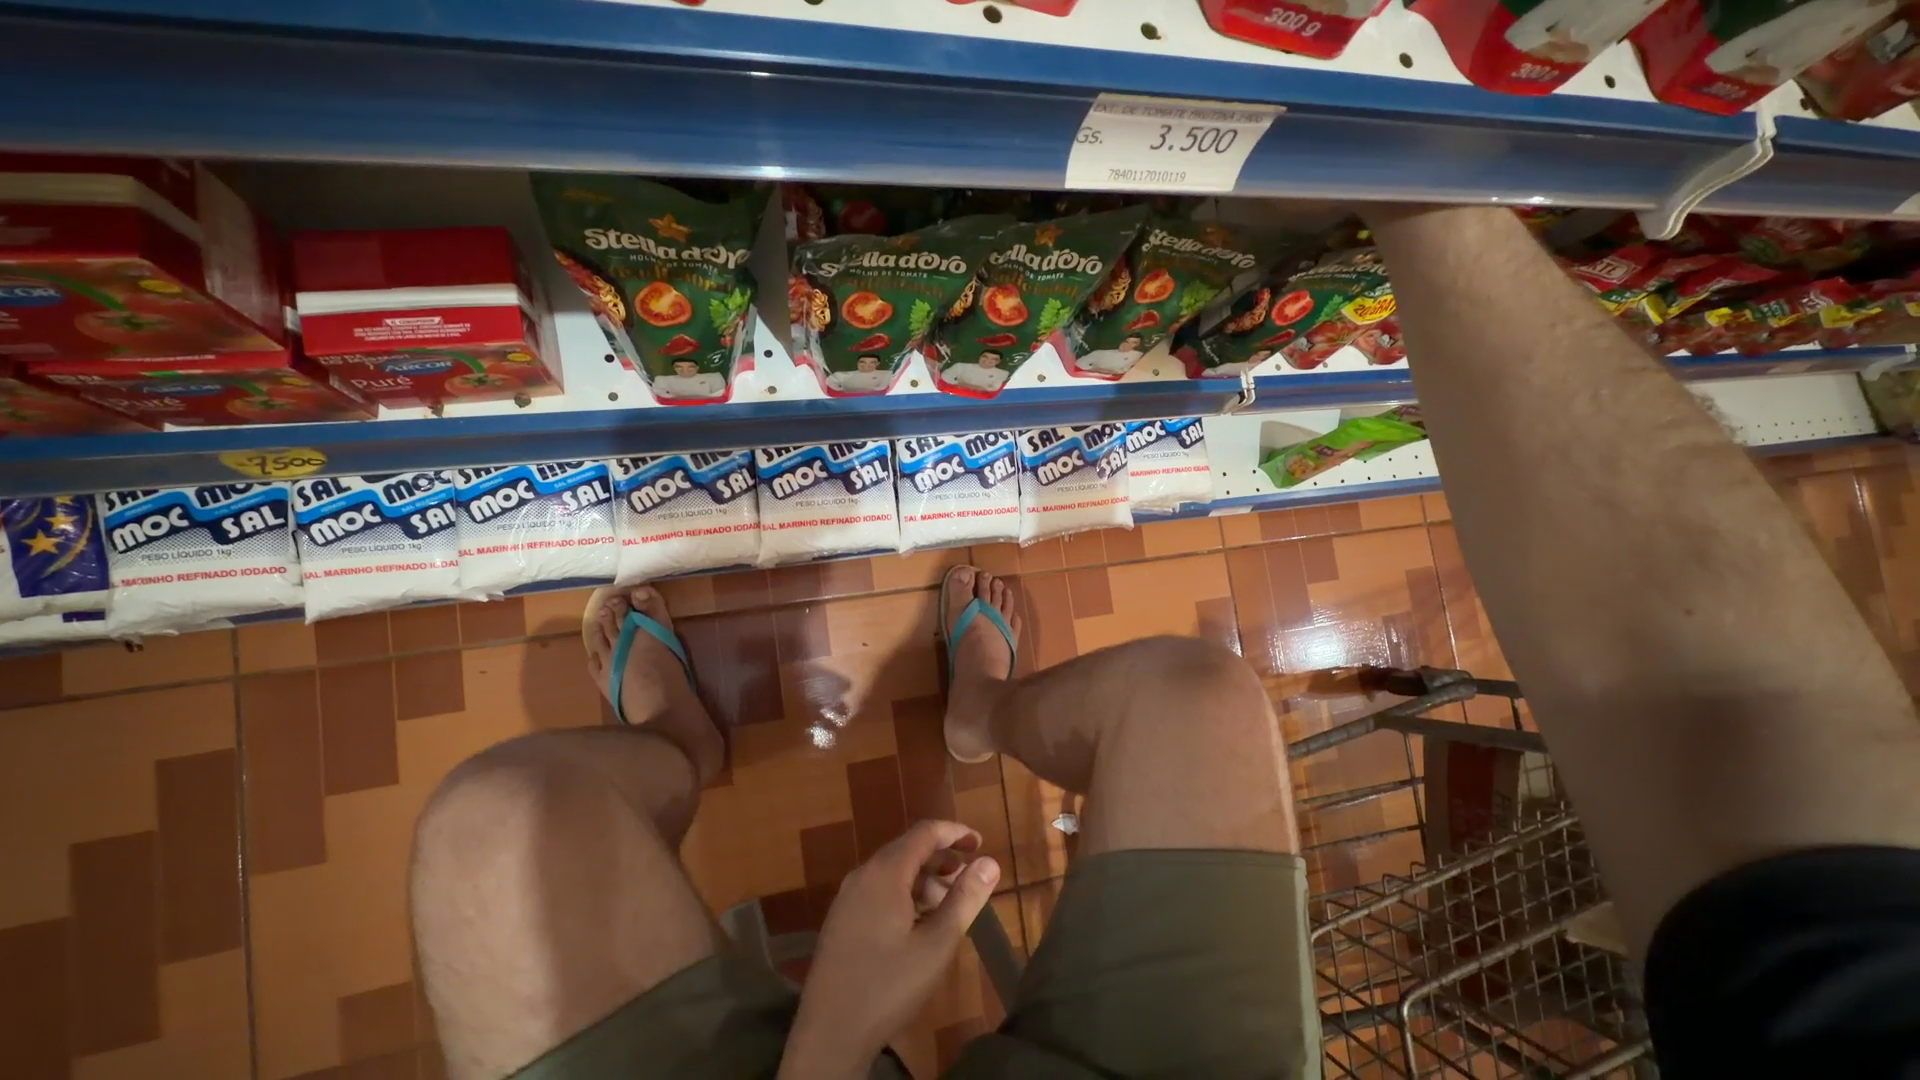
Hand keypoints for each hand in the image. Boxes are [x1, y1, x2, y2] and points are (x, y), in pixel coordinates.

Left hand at [778, 820, 1001, 1077]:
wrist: (830, 1032)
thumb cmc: (889, 985)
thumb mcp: (936, 943)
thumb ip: (964, 899)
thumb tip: (989, 862)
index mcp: (885, 873)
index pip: (924, 833)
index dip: (955, 832)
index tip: (980, 844)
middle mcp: (862, 875)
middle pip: (907, 850)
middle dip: (941, 859)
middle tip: (969, 880)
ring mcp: (847, 897)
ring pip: (892, 872)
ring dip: (924, 881)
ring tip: (949, 907)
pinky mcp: (841, 919)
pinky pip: (878, 891)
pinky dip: (904, 895)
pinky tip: (918, 925)